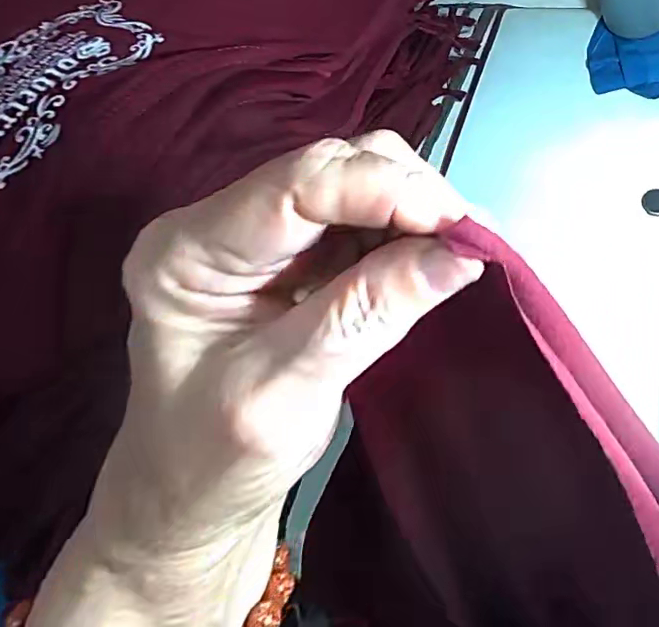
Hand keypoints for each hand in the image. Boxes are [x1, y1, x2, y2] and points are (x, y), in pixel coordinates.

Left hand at [31, 133, 483, 626]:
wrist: (190, 494)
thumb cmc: (215, 462)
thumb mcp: (287, 396)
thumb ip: (369, 313)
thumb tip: (462, 254)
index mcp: (190, 249)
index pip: (299, 183)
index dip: (385, 189)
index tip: (455, 226)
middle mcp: (223, 217)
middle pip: (333, 164)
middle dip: (410, 192)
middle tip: (468, 238)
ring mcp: (263, 224)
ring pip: (359, 173)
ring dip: (417, 203)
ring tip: (459, 245)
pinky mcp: (300, 239)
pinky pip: (369, 206)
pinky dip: (411, 222)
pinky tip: (436, 251)